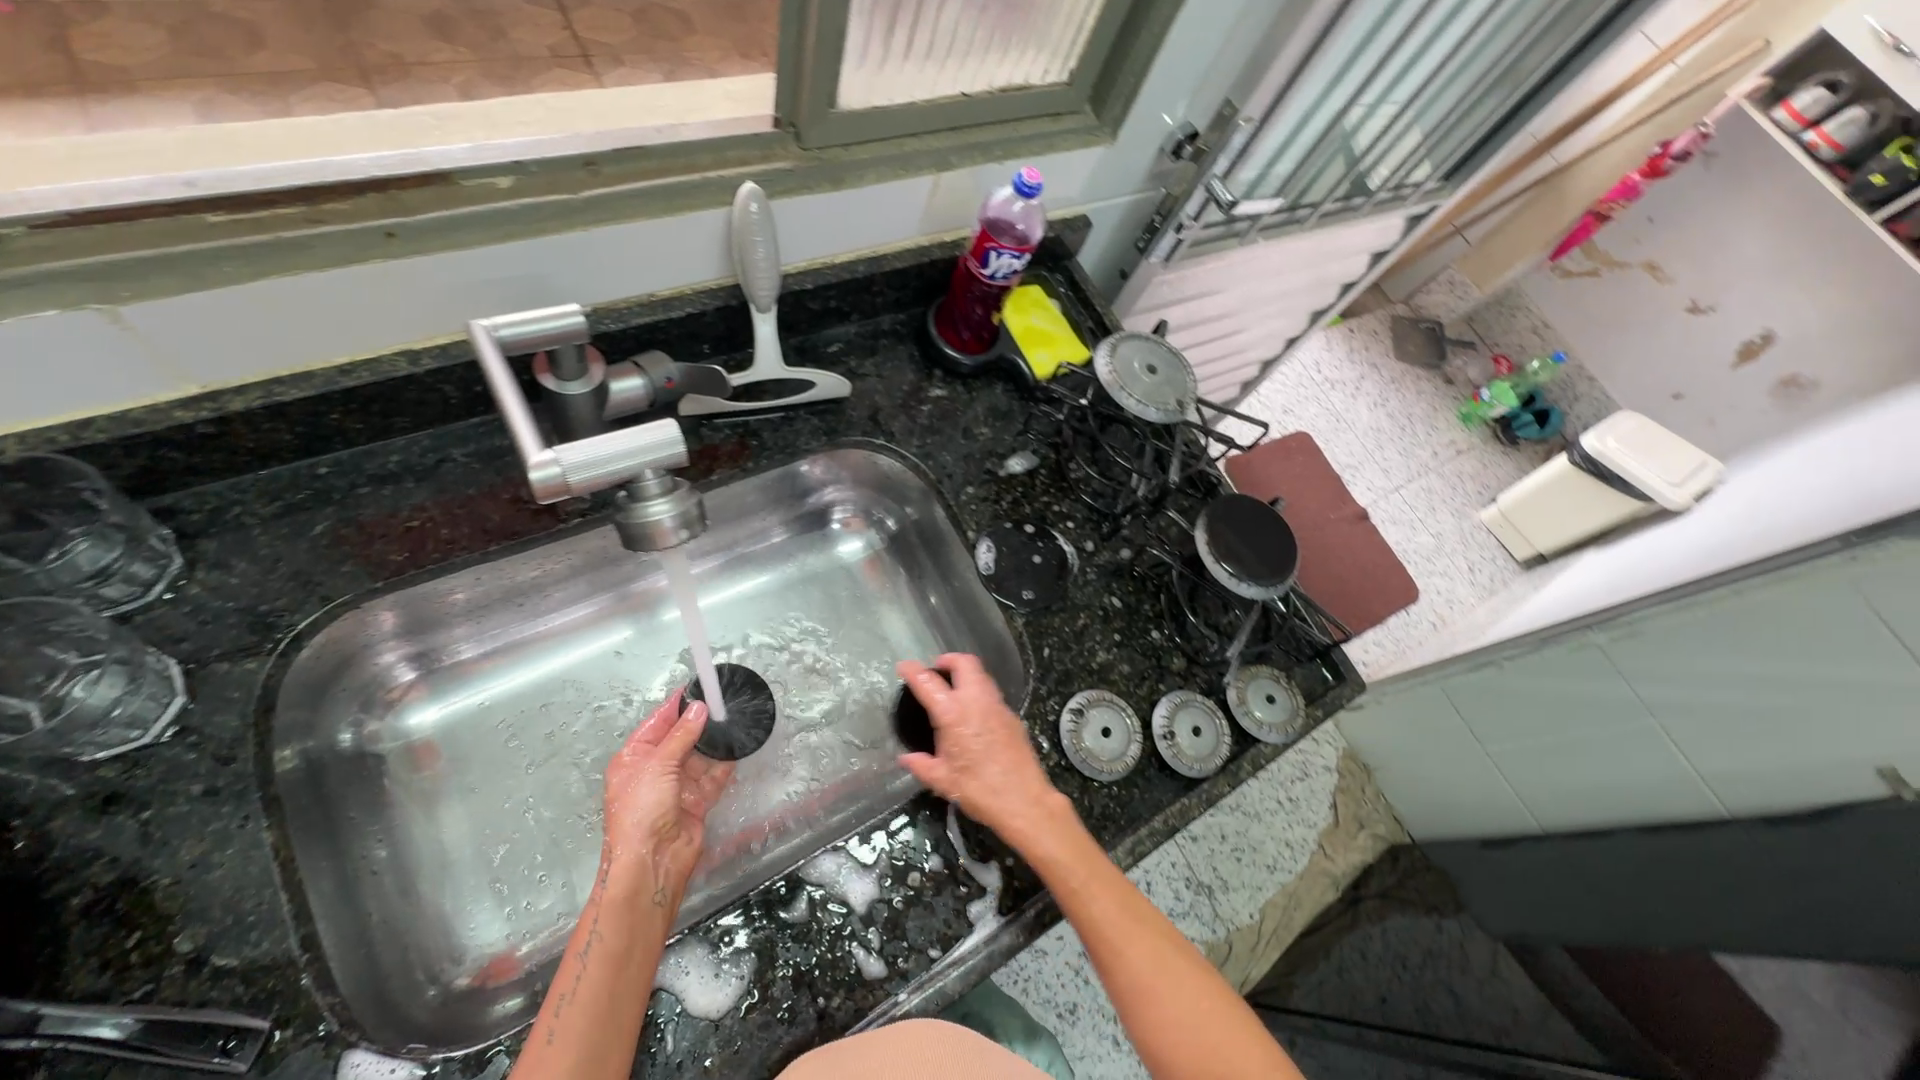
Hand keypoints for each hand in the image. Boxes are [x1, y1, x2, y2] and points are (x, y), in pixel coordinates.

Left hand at [600, 690, 734, 910]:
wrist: (653, 861)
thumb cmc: (641, 811)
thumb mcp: (657, 766)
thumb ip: (681, 736)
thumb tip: (699, 709)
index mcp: (634, 759)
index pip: (656, 724)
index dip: (676, 707)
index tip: (697, 688)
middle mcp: (654, 771)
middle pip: (680, 739)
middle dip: (699, 724)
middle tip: (723, 703)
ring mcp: (676, 787)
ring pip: (699, 757)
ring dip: (714, 743)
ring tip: (733, 720)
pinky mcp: (696, 801)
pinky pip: (712, 777)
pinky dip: (724, 765)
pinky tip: (736, 748)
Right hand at [896, 654, 1069, 848]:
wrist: (1023, 800)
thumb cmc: (978, 790)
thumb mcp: (942, 780)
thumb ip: (921, 765)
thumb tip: (906, 759)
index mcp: (953, 714)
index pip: (928, 682)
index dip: (912, 670)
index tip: (904, 666)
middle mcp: (977, 702)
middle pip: (965, 663)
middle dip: (948, 660)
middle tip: (937, 671)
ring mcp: (999, 707)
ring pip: (983, 676)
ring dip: (967, 674)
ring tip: (955, 690)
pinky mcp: (1013, 717)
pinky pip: (993, 695)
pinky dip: (980, 694)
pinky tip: (975, 715)